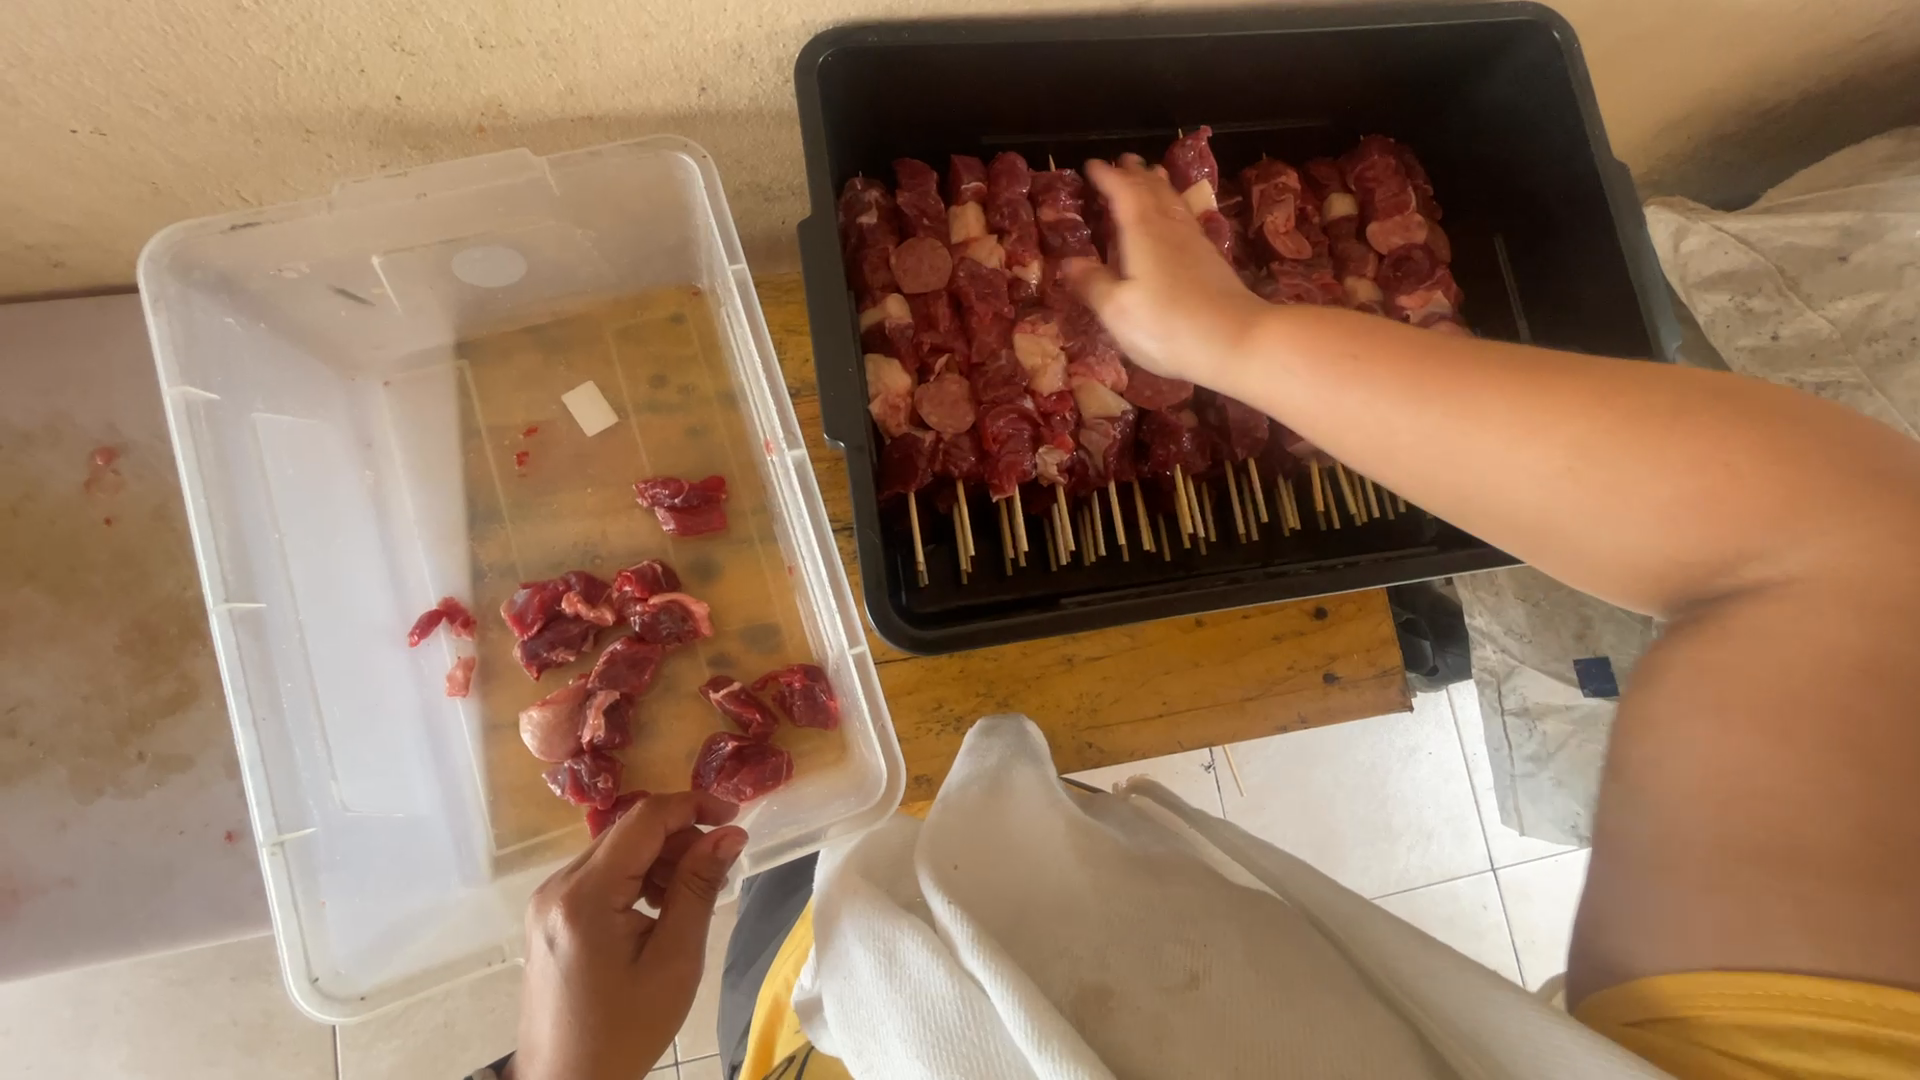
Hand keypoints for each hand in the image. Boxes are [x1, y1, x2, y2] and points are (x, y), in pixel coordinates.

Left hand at [513, 791, 747, 1079]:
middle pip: (632, 830)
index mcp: (585, 895)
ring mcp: (550, 899)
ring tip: (692, 895)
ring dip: (663, 857)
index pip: (645, 818)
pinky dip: (640, 875)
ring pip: (619, 848)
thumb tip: (730, 833)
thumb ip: (698, 886)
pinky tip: (661, 907)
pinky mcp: (551, 913)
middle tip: (719, 868)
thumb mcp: (674, 959)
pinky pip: (604, 872)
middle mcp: (558, 885)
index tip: (736, 817)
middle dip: (682, 836)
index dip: (694, 805)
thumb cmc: (625, 1031)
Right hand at [1068, 155, 1274, 388]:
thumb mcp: (1117, 311)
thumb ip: (1093, 284)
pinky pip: (1185, 218)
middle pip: (1152, 190)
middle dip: (1134, 174)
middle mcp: (1170, 228)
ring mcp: (1194, 242)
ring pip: (1173, 201)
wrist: (1234, 341)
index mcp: (1143, 233)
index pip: (1123, 193)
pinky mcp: (1210, 260)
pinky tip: (1175, 217)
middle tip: (1122, 161)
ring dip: (1157, 185)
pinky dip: (1173, 207)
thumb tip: (1069, 263)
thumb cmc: (1167, 327)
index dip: (1107, 177)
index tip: (1091, 165)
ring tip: (1150, 175)